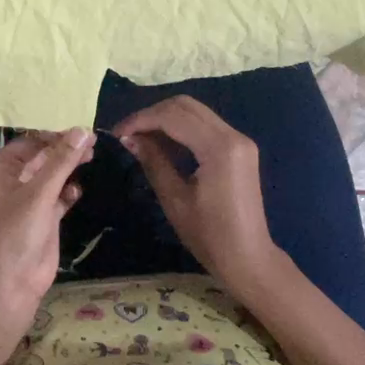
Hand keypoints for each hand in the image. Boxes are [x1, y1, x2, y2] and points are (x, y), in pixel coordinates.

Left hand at [0, 128, 93, 308]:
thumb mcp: (38, 194)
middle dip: (65, 149)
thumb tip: (82, 130)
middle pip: (42, 156)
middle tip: (93, 142)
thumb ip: (61, 162)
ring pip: (52, 175)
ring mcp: (27, 200)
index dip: (53, 134)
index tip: (82, 129)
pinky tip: (77, 191)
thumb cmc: (16, 234)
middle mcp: (11, 180)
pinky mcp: (43, 217)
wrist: (13, 285)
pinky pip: (58, 196)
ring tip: (92, 158)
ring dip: (69, 168)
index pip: (29, 141)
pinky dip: (68, 192)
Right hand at [114, 96, 282, 293]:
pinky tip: (163, 144)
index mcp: (219, 148)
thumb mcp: (174, 199)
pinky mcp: (239, 148)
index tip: (117, 133)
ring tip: (140, 138)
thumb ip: (153, 161)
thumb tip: (129, 138)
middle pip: (185, 106)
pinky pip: (205, 125)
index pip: (173, 117)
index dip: (141, 120)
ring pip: (195, 112)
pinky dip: (181, 128)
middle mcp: (233, 136)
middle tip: (128, 133)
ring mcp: (239, 140)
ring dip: (165, 119)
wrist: (248, 257)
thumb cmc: (209, 235)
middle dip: (152, 114)